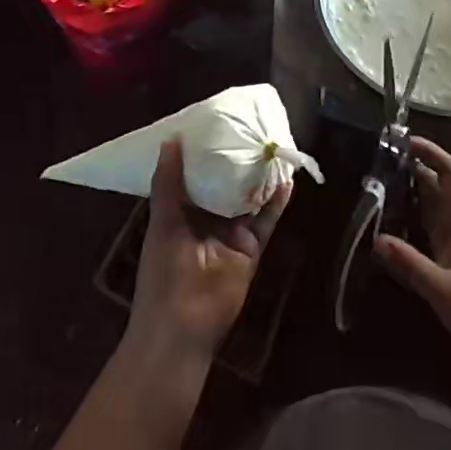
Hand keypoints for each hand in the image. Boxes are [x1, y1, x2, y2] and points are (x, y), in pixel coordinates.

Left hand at [128, 138, 288, 359]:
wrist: (182, 326)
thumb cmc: (163, 273)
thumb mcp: (163, 222)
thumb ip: (169, 183)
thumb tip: (172, 139)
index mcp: (180, 211)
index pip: (195, 174)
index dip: (206, 151)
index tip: (218, 124)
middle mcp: (207, 219)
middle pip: (226, 183)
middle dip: (237, 161)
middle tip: (252, 130)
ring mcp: (231, 233)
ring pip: (249, 199)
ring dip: (260, 177)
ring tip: (274, 148)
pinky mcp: (250, 248)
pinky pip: (265, 220)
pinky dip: (276, 203)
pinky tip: (287, 181)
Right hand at [375, 137, 450, 361]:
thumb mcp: (442, 290)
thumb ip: (409, 264)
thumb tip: (375, 238)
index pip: (450, 172)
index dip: (430, 152)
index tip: (403, 140)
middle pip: (440, 180)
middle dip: (414, 164)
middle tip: (381, 157)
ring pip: (435, 198)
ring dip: (412, 185)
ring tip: (380, 176)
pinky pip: (432, 217)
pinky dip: (414, 208)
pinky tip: (392, 210)